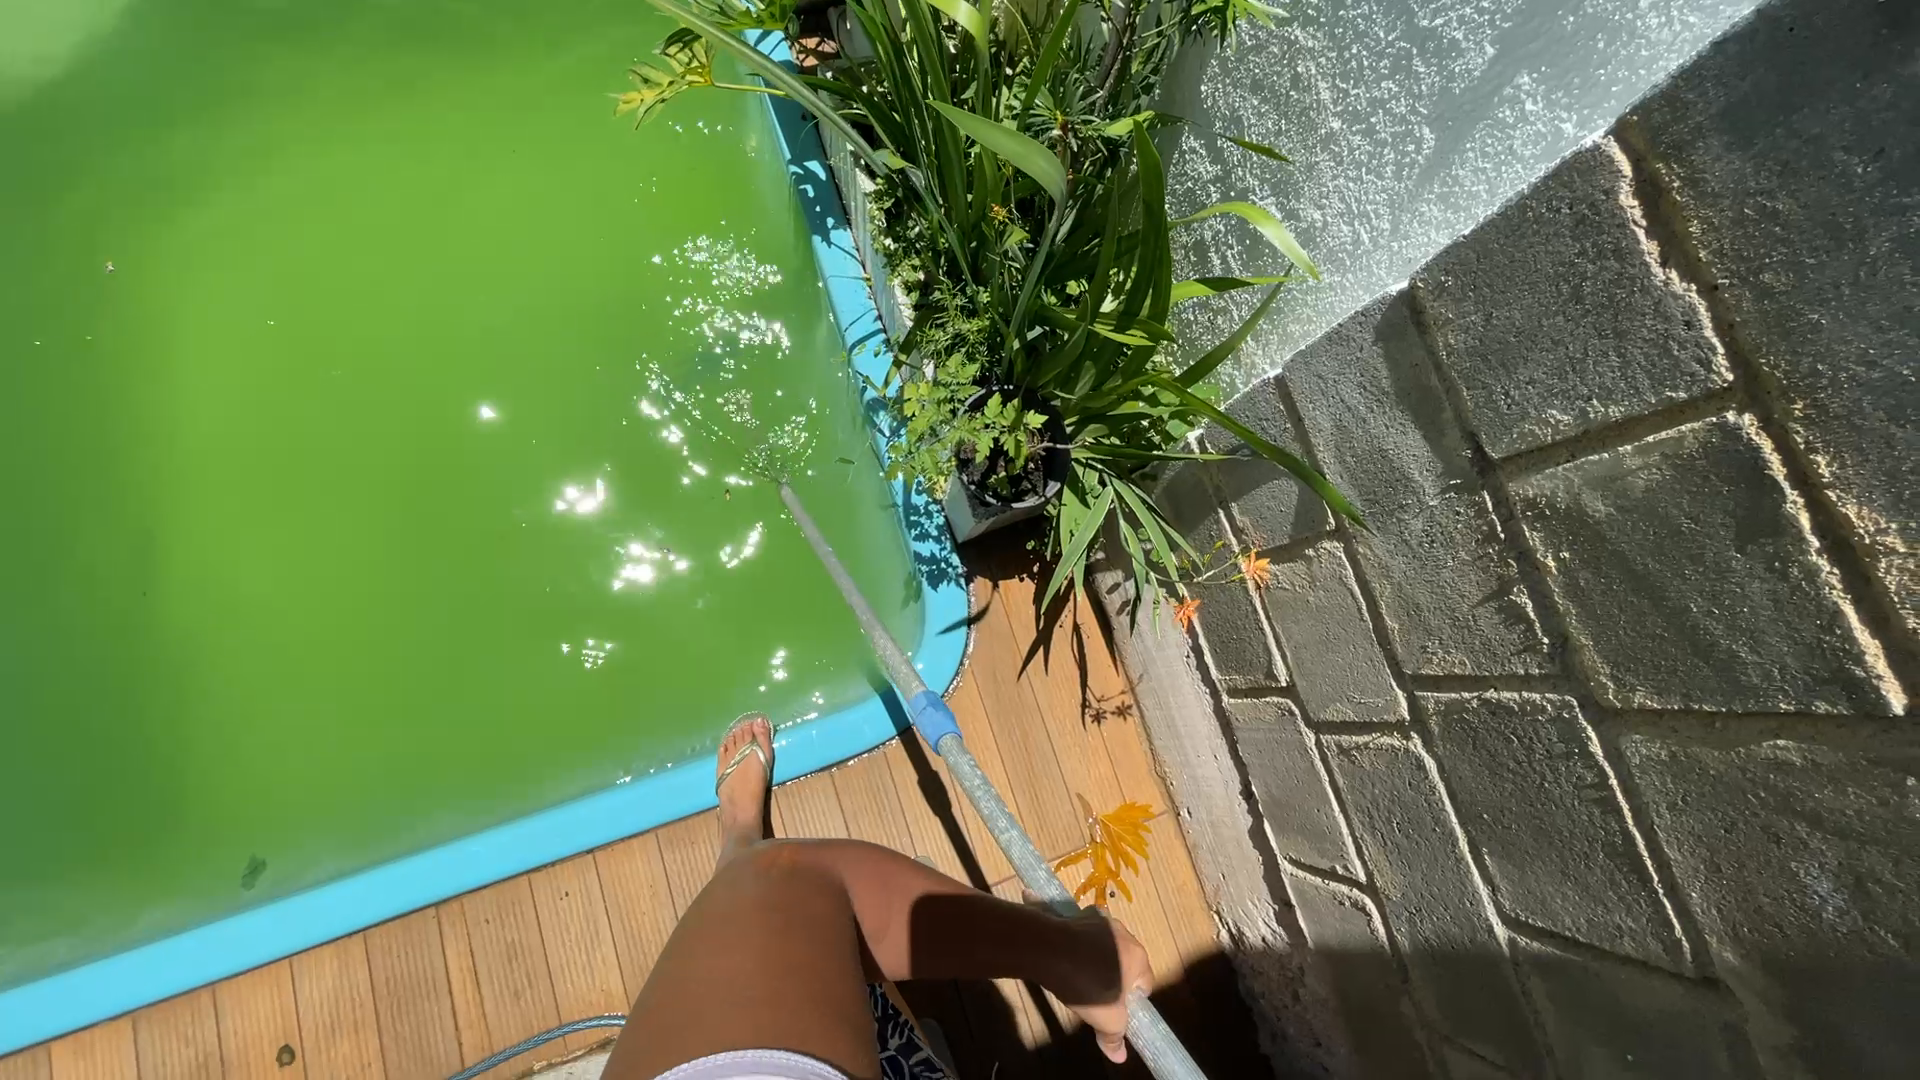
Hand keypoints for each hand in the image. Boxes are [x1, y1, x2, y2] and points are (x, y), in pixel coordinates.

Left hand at [1057, 910, 1153, 1062]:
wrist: (1050, 951)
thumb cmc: (1087, 986)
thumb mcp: (1106, 1019)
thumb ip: (1115, 1036)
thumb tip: (1119, 1056)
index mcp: (1138, 956)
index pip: (1145, 983)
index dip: (1132, 1000)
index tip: (1117, 1009)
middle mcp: (1124, 933)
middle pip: (1126, 962)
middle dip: (1116, 977)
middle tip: (1099, 994)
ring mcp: (1100, 919)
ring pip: (1105, 946)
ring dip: (1098, 959)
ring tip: (1080, 976)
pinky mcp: (1079, 915)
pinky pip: (1085, 933)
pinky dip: (1080, 943)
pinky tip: (1068, 957)